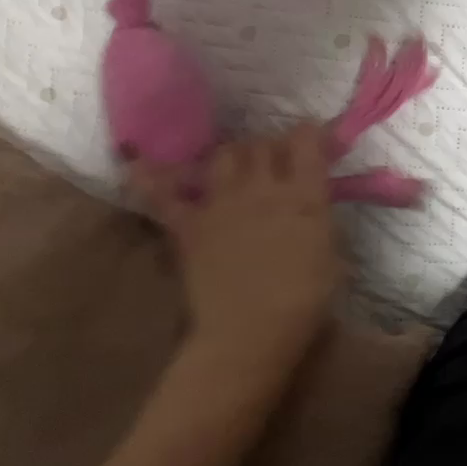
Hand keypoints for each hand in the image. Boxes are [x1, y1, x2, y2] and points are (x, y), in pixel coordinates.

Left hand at [131, 124, 341, 362]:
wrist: (249, 332)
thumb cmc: (304, 298)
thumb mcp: (330, 250)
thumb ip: (318, 216)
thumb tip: (312, 201)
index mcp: (305, 194)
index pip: (307, 141)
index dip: (310, 133)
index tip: (313, 139)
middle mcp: (264, 188)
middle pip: (263, 144)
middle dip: (271, 146)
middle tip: (277, 160)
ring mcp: (223, 203)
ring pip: (225, 155)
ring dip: (234, 155)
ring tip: (238, 167)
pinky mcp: (190, 225)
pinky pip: (165, 195)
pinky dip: (151, 178)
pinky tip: (136, 164)